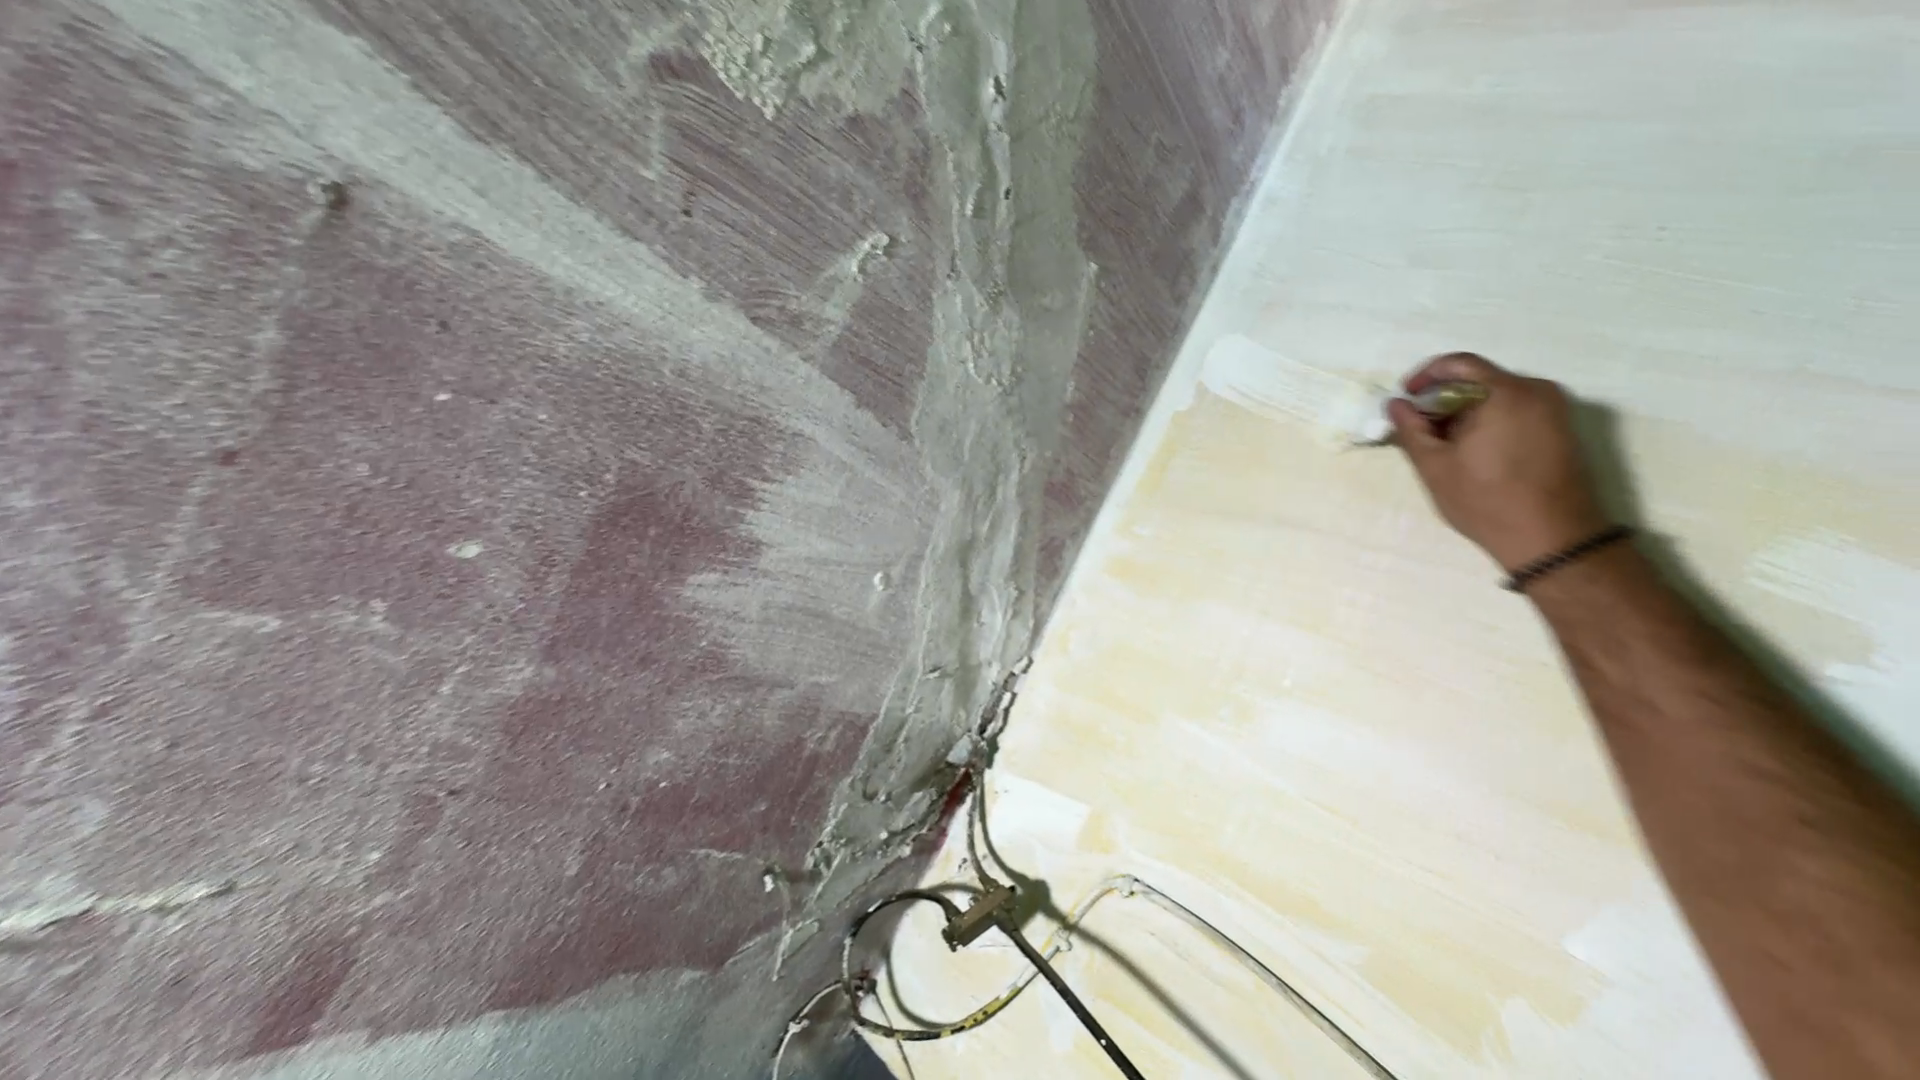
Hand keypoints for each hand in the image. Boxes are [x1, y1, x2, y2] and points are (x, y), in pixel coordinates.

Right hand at [1389, 353, 1608, 571]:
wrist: (1554, 538)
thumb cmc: (1488, 501)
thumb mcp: (1436, 466)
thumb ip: (1411, 429)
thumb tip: (1396, 404)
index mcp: (1505, 392)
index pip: (1459, 364)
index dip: (1425, 376)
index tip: (1406, 399)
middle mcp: (1536, 390)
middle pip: (1480, 379)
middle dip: (1445, 398)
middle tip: (1421, 428)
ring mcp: (1555, 408)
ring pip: (1498, 395)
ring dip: (1466, 411)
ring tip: (1445, 444)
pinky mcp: (1562, 427)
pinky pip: (1517, 409)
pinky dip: (1490, 420)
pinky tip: (1474, 450)